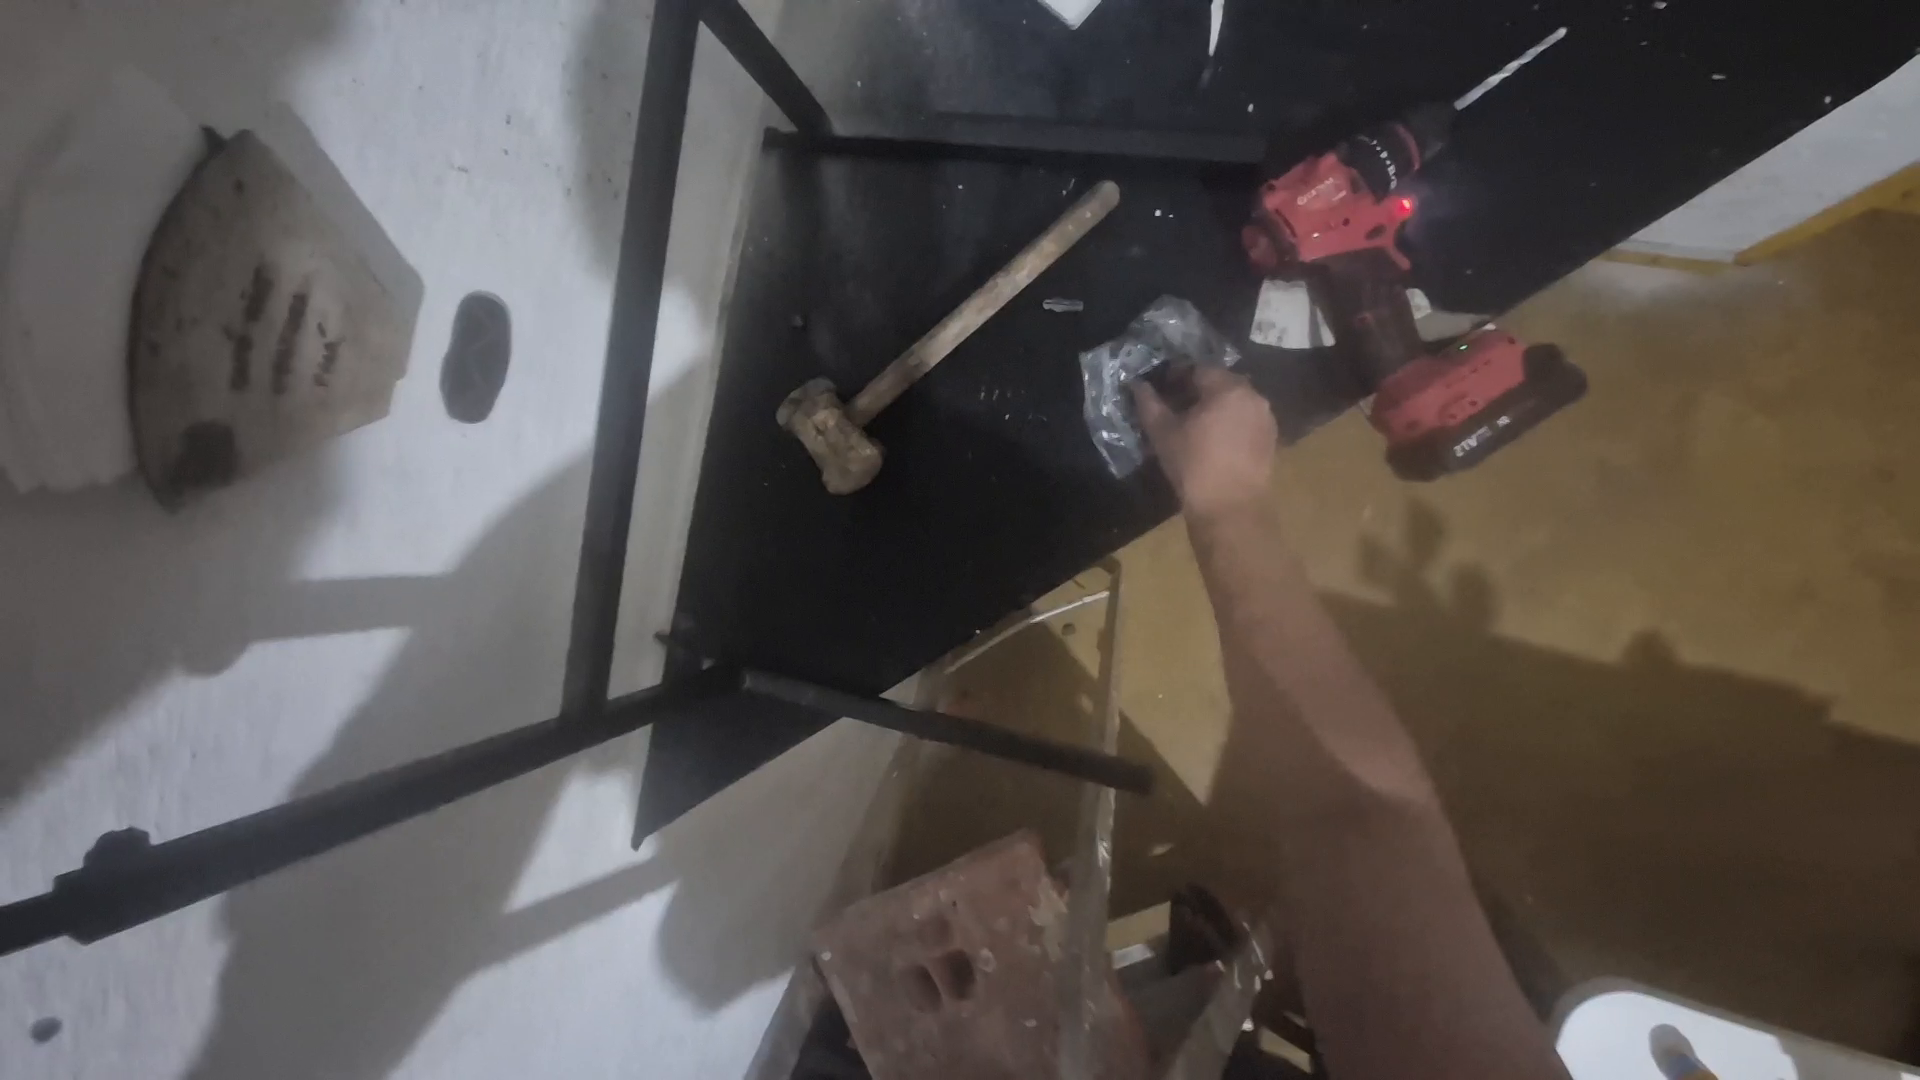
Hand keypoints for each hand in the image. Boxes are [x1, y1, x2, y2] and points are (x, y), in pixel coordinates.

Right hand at [1132, 366, 1277, 520]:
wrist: (1231, 508)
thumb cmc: (1193, 466)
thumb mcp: (1163, 434)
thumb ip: (1149, 404)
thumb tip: (1137, 385)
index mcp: (1227, 388)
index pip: (1199, 368)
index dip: (1177, 376)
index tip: (1162, 390)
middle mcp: (1253, 396)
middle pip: (1220, 383)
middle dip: (1197, 391)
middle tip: (1176, 408)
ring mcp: (1266, 418)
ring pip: (1235, 402)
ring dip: (1215, 408)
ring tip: (1194, 427)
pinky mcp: (1271, 439)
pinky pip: (1246, 420)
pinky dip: (1229, 423)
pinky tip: (1214, 442)